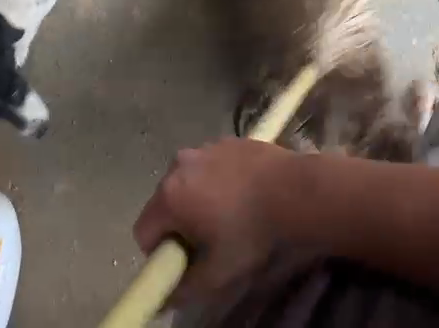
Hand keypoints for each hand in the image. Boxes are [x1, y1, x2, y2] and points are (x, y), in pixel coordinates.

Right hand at [131, 138, 297, 302]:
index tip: (185, 260)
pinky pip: (209, 166)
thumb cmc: (251, 232)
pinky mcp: (227, 139)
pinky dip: (217, 180)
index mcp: (169, 195)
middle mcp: (179, 164)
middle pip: (164, 203)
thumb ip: (184, 289)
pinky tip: (244, 193)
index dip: (160, 253)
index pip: (143, 231)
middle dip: (179, 224)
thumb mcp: (217, 273)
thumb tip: (163, 298)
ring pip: (187, 181)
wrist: (295, 190)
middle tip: (209, 240)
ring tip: (230, 215)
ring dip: (198, 199)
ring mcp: (204, 147)